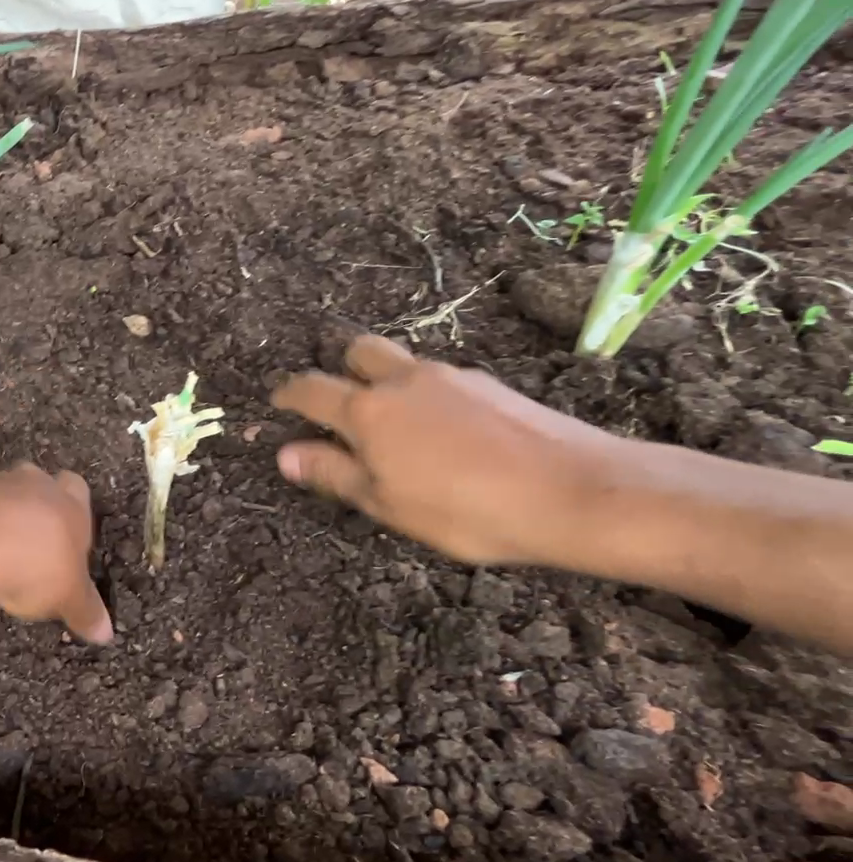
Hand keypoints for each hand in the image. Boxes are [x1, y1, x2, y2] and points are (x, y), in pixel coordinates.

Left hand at [0, 465, 112, 643]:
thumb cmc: (35, 564)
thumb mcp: (69, 598)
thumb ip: (85, 611)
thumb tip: (105, 631)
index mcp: (65, 501)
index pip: (77, 489)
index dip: (72, 512)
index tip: (67, 542)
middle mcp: (25, 485)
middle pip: (29, 491)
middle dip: (25, 522)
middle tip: (23, 560)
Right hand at [270, 335, 629, 565]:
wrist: (581, 492)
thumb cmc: (468, 509)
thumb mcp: (388, 504)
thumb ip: (335, 473)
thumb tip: (287, 454)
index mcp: (368, 412)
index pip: (311, 390)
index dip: (288, 394)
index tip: (279, 402)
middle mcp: (404, 382)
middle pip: (358, 352)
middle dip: (342, 368)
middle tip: (342, 403)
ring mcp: (452, 378)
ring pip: (404, 366)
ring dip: (389, 384)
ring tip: (400, 429)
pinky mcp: (492, 386)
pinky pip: (443, 382)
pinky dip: (430, 399)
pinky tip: (449, 437)